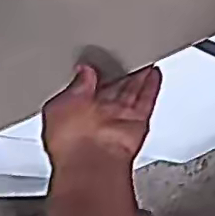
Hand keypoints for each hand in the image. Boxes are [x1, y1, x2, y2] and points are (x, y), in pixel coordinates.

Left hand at [41, 63, 161, 175]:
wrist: (93, 160)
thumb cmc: (69, 142)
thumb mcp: (60, 104)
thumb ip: (75, 85)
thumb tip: (82, 72)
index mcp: (73, 113)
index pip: (85, 89)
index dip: (91, 75)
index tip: (97, 61)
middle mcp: (96, 117)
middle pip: (112, 90)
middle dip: (119, 74)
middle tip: (125, 55)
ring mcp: (118, 119)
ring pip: (131, 92)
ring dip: (138, 76)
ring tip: (143, 58)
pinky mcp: (137, 121)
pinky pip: (147, 99)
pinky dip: (152, 85)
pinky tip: (154, 72)